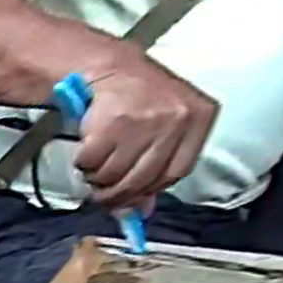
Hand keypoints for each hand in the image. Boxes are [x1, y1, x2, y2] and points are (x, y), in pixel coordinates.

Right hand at [76, 44, 216, 209]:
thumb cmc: (137, 102)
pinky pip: (92, 164)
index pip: (174, 174)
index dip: (148, 189)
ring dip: (95, 177)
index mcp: (198, 119)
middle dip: (115, 193)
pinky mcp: (115, 124)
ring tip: (96, 161)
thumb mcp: (160, 132)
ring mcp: (147, 120)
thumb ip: (155, 171)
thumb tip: (140, 213)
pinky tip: (88, 148)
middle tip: (101, 189)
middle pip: (141, 181)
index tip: (131, 193)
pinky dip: (83, 163)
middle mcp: (178, 118)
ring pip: (113, 177)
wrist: (110, 69)